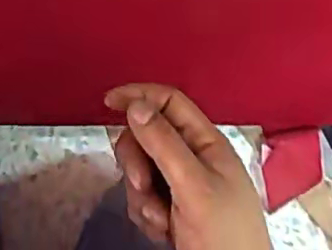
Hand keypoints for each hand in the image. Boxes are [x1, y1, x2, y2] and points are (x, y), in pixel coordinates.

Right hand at [105, 84, 271, 249]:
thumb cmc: (223, 240)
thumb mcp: (194, 189)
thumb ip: (163, 143)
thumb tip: (134, 103)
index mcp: (207, 144)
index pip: (168, 101)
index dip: (138, 95)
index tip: (108, 104)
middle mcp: (194, 159)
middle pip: (148, 134)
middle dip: (136, 158)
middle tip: (141, 184)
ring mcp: (183, 187)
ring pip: (141, 166)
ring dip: (140, 192)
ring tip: (157, 220)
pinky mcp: (173, 211)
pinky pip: (143, 195)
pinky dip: (144, 211)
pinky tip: (159, 232)